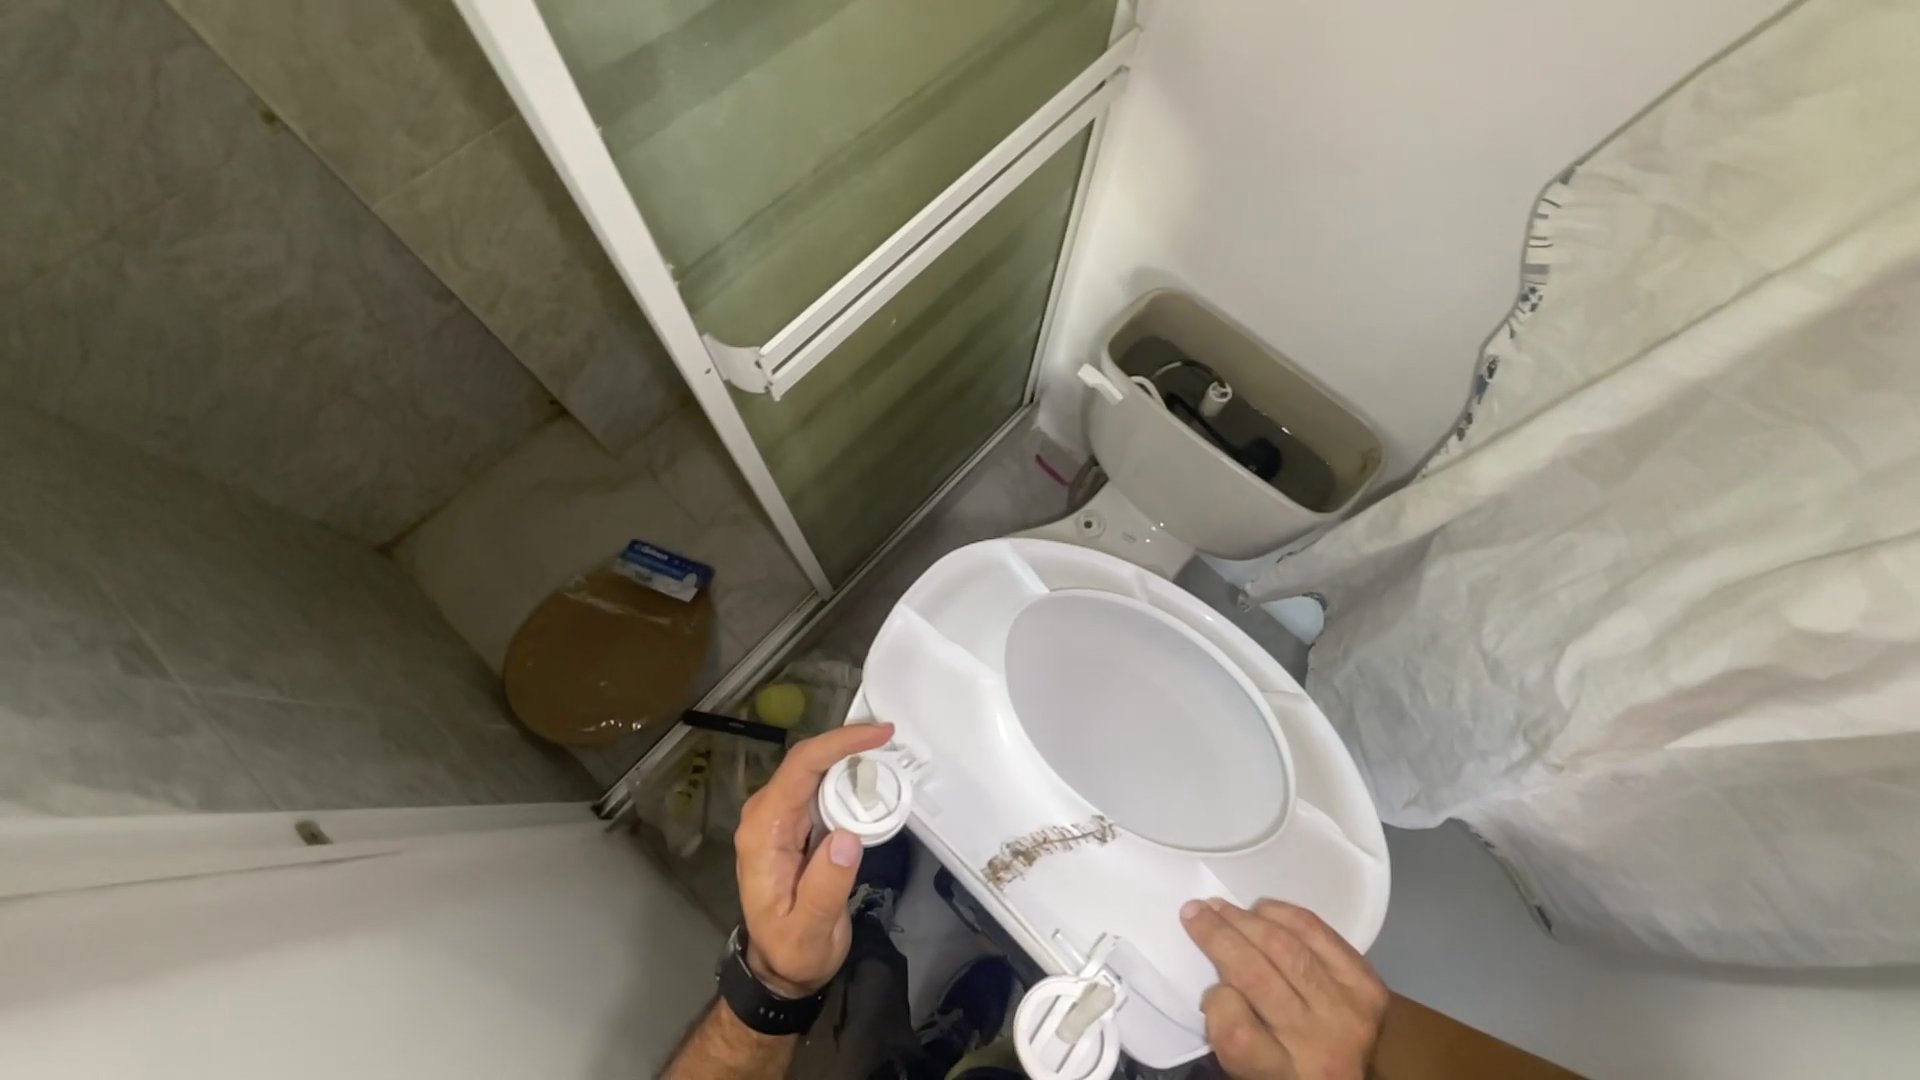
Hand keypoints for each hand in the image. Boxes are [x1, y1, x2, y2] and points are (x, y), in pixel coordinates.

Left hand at [732, 723, 893, 997]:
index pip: (800, 769)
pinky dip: (851, 775)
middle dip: (850, 742)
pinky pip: (823, 786)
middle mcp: (767, 814)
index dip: (839, 744)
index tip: (879, 734)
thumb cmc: (792, 951)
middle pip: (809, 760)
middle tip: (893, 738)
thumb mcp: (809, 931)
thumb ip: (826, 886)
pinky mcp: (797, 821)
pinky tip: (875, 776)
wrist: (780, 968)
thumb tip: (848, 835)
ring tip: (891, 753)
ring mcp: (781, 816)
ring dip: (853, 756)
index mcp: (764, 830)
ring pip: (817, 769)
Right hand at [1181, 898, 1389, 1079]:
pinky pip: (1315, 931)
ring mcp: (1349, 1012)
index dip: (1216, 1002)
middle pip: (1257, 977)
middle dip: (1218, 935)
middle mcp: (1320, 1047)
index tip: (1208, 989)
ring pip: (1283, 946)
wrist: (1360, 1078)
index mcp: (1283, 1078)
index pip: (1237, 1033)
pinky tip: (1261, 910)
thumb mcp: (1251, 1069)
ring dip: (1243, 918)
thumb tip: (1214, 969)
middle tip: (1193, 911)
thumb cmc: (1289, 1069)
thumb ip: (1229, 1027)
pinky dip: (1281, 913)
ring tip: (1219, 906)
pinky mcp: (1367, 984)